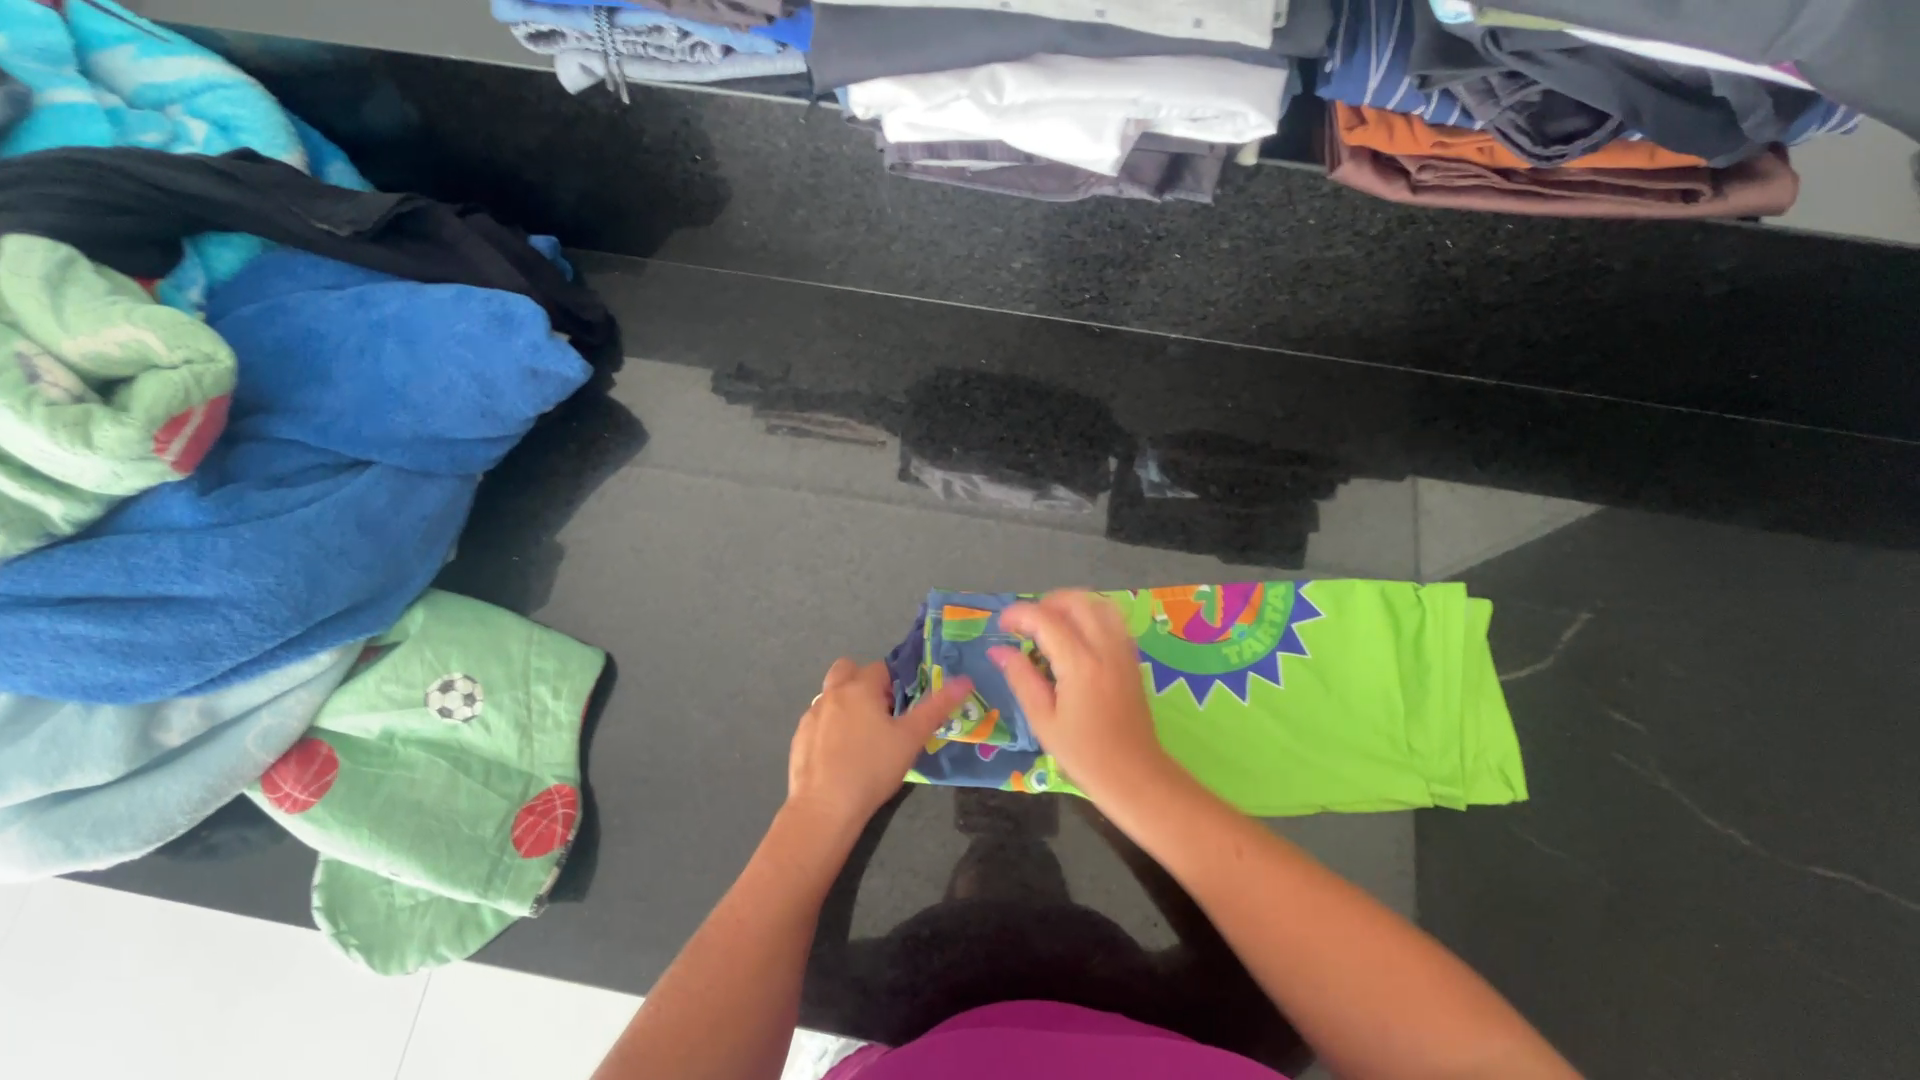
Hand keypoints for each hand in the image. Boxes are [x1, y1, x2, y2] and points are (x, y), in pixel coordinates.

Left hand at [786, 657, 972, 834]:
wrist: (825, 807)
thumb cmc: (873, 768)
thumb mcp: (911, 738)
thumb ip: (937, 707)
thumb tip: (964, 680)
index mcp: (859, 687)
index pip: (881, 668)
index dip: (896, 684)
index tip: (903, 708)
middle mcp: (831, 694)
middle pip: (847, 670)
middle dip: (863, 683)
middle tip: (880, 715)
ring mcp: (811, 716)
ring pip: (830, 696)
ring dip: (846, 706)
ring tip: (862, 740)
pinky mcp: (798, 738)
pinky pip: (818, 721)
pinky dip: (829, 729)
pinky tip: (840, 757)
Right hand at [992, 591, 1177, 799]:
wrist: (1134, 775)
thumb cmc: (1083, 754)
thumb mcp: (1043, 720)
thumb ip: (1021, 678)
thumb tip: (998, 650)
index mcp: (1080, 664)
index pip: (1046, 620)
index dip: (1019, 614)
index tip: (1001, 625)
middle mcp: (1105, 649)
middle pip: (1077, 601)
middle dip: (1046, 603)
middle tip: (1026, 624)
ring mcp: (1123, 652)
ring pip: (1099, 605)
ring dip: (1071, 606)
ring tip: (1051, 625)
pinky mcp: (1132, 659)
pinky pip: (1114, 621)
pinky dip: (1091, 617)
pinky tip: (1077, 638)